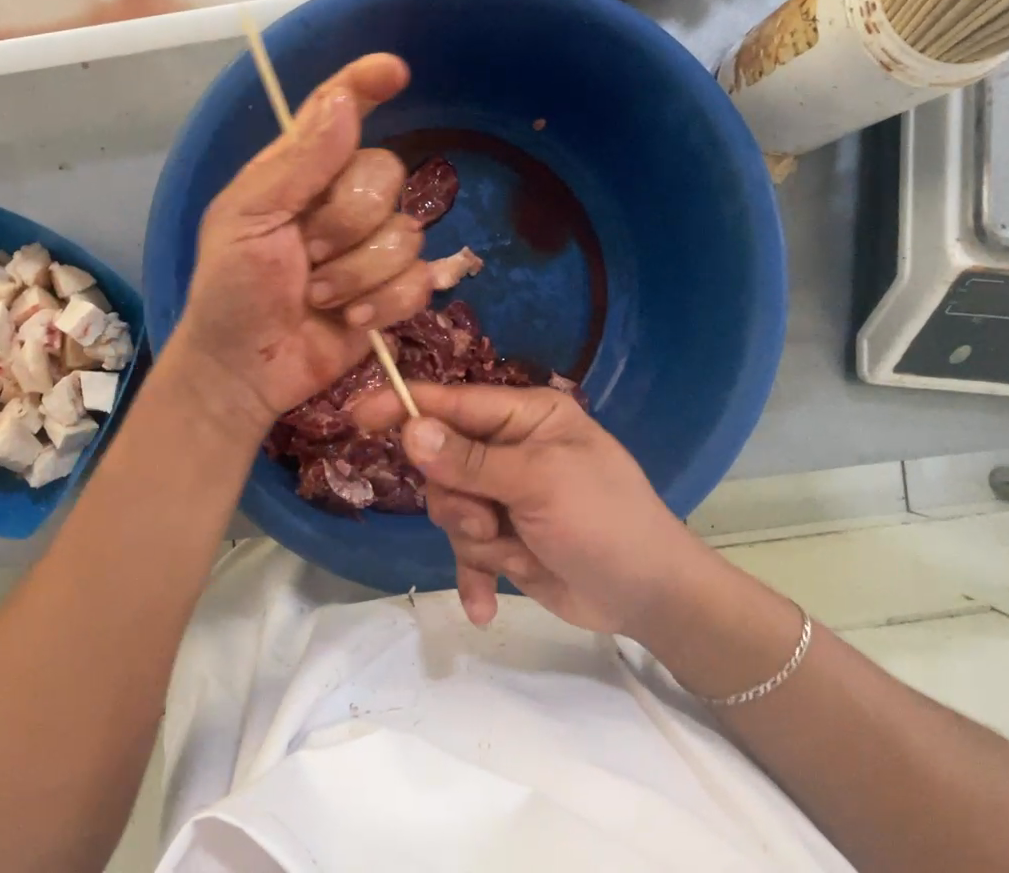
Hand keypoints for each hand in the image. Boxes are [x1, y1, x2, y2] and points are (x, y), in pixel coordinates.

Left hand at [173, 54, 434, 435]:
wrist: (245, 368)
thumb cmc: (231, 289)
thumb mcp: (249, 219)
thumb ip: (299, 163)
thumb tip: (344, 101)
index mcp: (300, 172)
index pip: (340, 113)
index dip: (366, 86)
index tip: (394, 72)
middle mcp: (342, 200)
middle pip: (388, 176)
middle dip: (346, 224)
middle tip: (305, 255)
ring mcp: (371, 248)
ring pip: (407, 234)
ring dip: (358, 274)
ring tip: (317, 297)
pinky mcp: (392, 293)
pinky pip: (419, 281)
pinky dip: (384, 305)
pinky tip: (350, 319)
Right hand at [357, 382, 702, 634]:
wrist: (649, 597)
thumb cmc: (604, 521)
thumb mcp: (538, 482)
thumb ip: (470, 459)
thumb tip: (410, 428)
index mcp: (526, 417)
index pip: (453, 402)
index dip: (405, 406)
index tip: (358, 414)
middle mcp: (510, 450)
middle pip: (441, 463)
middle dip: (458, 498)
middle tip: (488, 518)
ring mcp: (505, 497)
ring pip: (449, 508)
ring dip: (474, 538)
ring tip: (511, 551)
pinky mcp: (505, 541)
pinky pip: (465, 553)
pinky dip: (475, 578)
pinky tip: (486, 607)